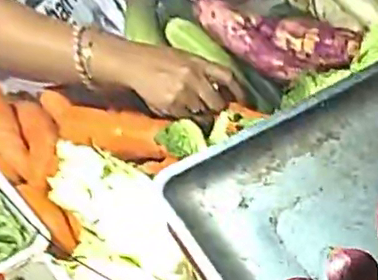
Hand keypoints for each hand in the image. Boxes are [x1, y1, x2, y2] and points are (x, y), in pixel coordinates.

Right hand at [93, 38, 244, 117]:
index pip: (227, 76)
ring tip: (193, 113)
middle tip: (216, 115)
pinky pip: (189, 120)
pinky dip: (189, 121)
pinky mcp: (174, 107)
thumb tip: (221, 95)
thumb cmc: (156, 62)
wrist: (131, 64)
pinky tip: (180, 113)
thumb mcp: (182, 60)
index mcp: (198, 62)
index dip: (240, 91)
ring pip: (204, 115)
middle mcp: (194, 77)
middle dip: (218, 112)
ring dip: (203, 118)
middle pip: (218, 103)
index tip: (246, 103)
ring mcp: (185, 94)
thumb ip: (201, 75)